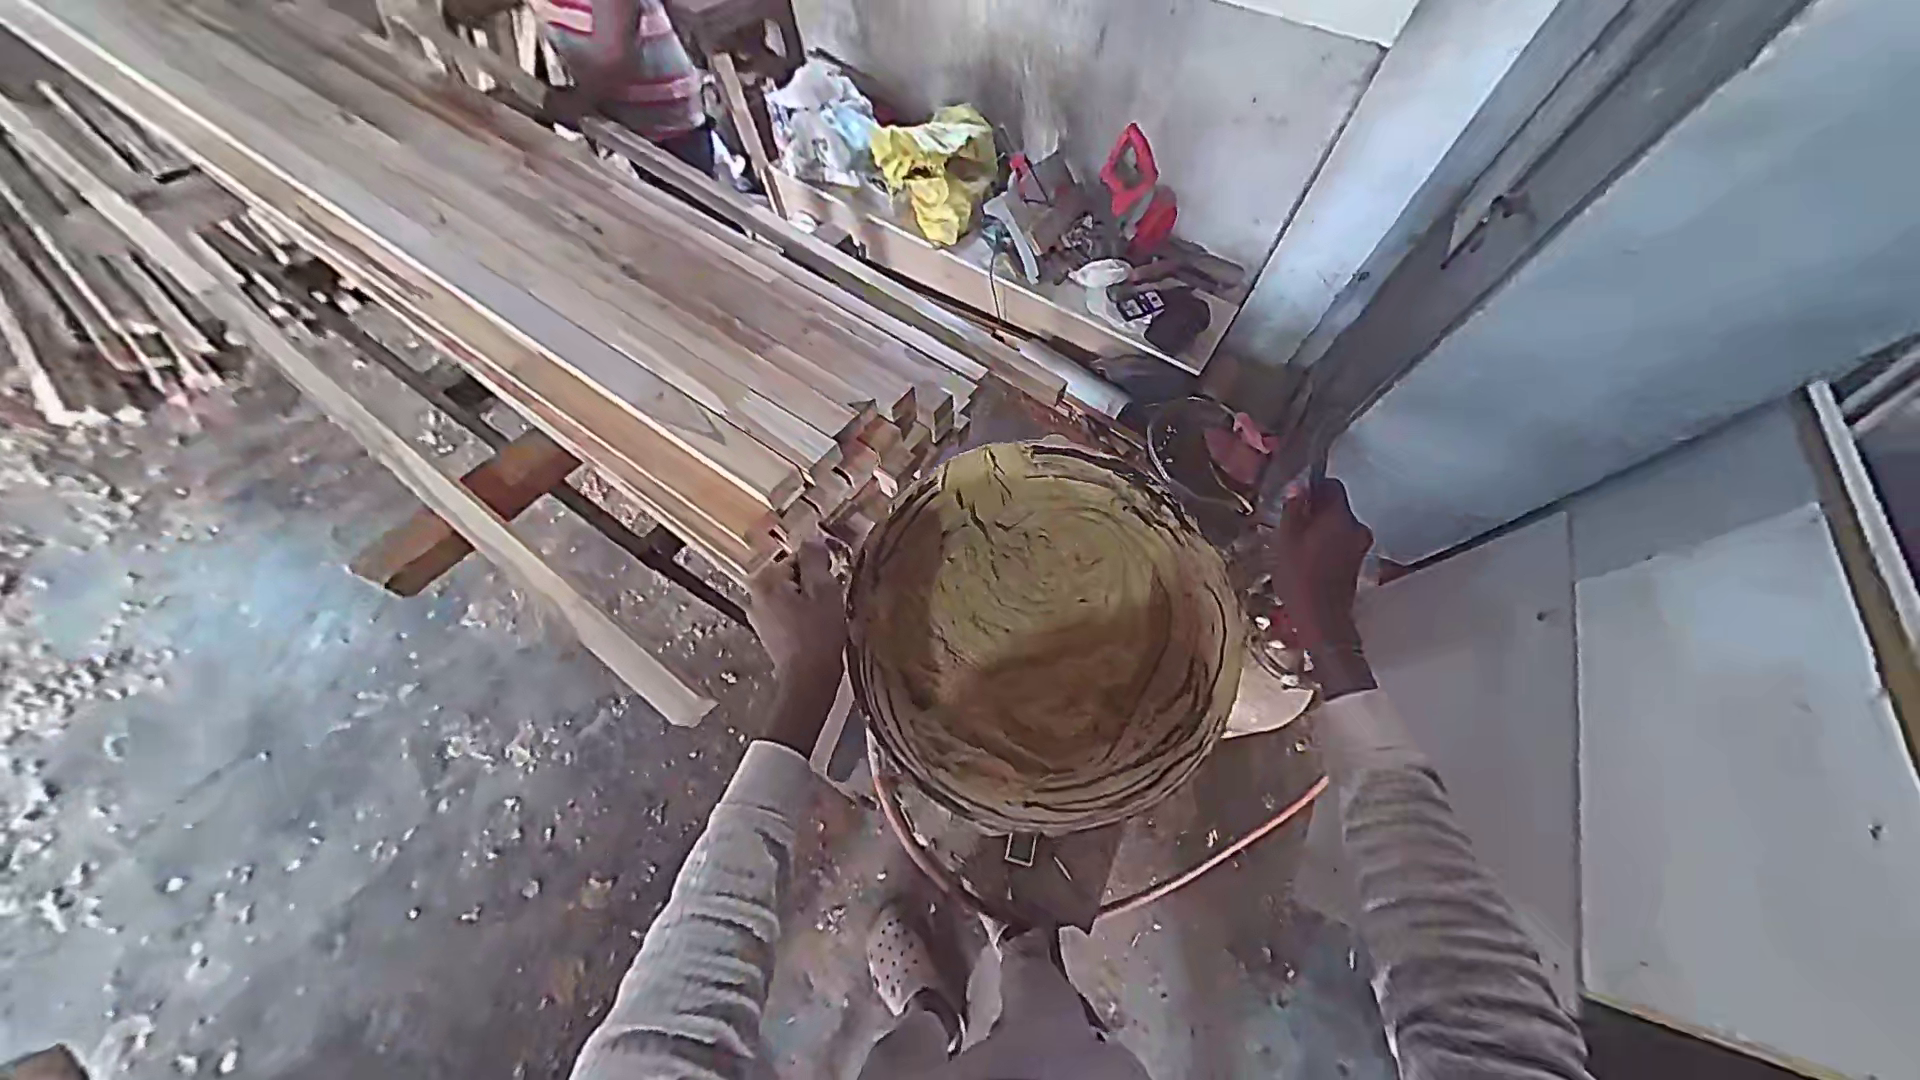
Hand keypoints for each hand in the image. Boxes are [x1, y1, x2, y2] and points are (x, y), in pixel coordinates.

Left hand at [749, 539, 847, 749]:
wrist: (808, 679)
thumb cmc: (818, 633)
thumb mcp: (823, 590)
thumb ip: (815, 559)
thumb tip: (812, 538)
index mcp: (764, 581)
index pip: (796, 556)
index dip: (818, 566)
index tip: (833, 579)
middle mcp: (754, 595)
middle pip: (791, 575)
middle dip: (812, 582)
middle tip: (831, 598)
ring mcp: (758, 615)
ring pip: (791, 594)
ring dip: (809, 599)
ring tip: (827, 613)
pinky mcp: (767, 632)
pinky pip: (789, 611)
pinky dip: (803, 614)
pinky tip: (818, 626)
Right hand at [1265, 477, 1375, 697]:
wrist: (1321, 617)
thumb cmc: (1299, 576)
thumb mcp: (1285, 539)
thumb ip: (1293, 510)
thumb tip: (1298, 489)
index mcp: (1339, 517)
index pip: (1332, 485)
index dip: (1312, 486)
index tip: (1295, 496)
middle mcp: (1356, 527)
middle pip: (1336, 506)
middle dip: (1315, 509)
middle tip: (1290, 520)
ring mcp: (1359, 546)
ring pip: (1337, 525)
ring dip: (1319, 528)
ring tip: (1294, 542)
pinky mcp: (1356, 562)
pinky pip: (1340, 541)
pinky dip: (1325, 543)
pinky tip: (1305, 557)